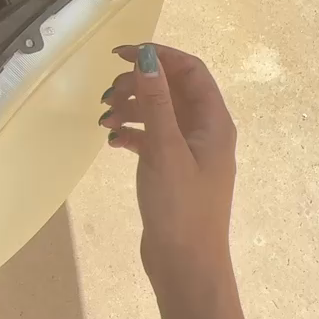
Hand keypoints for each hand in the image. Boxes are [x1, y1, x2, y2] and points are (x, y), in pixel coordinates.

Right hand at [100, 43, 238, 298]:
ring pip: (158, 110)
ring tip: (105, 120)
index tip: (118, 54)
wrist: (186, 264)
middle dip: (136, 84)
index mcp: (213, 123)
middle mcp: (205, 131)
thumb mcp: (164, 148)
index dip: (157, 55)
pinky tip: (113, 142)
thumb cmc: (181, 205)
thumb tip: (146, 57)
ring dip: (129, 107)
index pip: (190, 70)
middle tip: (108, 96)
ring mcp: (189, 150)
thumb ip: (155, 101)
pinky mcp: (172, 168)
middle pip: (170, 88)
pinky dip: (130, 131)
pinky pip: (150, 135)